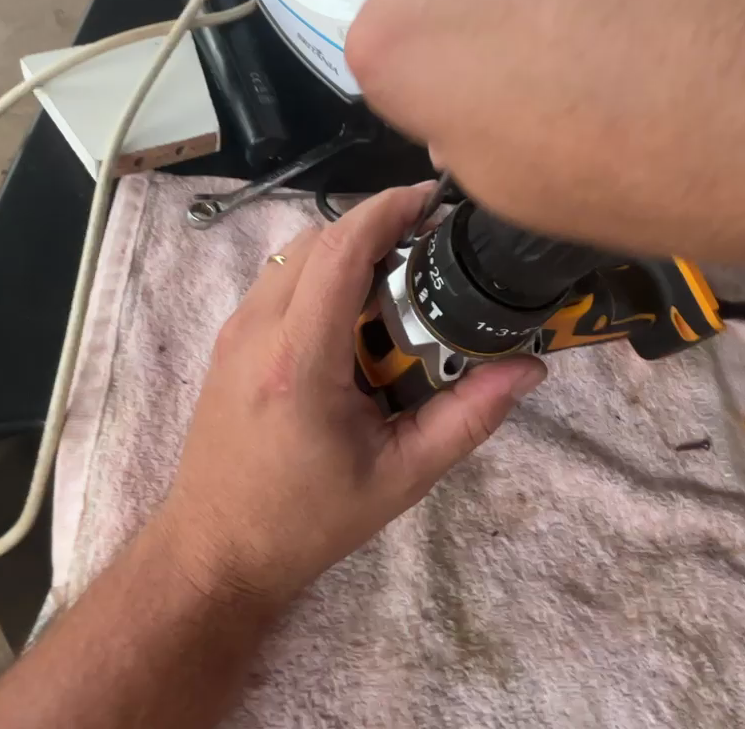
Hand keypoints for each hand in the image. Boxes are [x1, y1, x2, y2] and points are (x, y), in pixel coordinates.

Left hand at [148, 183, 545, 607]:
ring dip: (344, 248)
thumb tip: (528, 369)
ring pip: (294, 255)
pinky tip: (351, 312)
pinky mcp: (228, 338)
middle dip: (373, 226)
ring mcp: (235, 329)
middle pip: (317, 240)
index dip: (386, 211)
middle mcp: (258, 329)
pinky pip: (278, 279)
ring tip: (393, 278)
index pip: (339, 251)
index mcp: (300, 359)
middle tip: (425, 246)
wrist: (216, 546)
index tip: (430, 198)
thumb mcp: (400, 475)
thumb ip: (467, 418)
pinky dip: (319, 273)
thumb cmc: (307, 518)